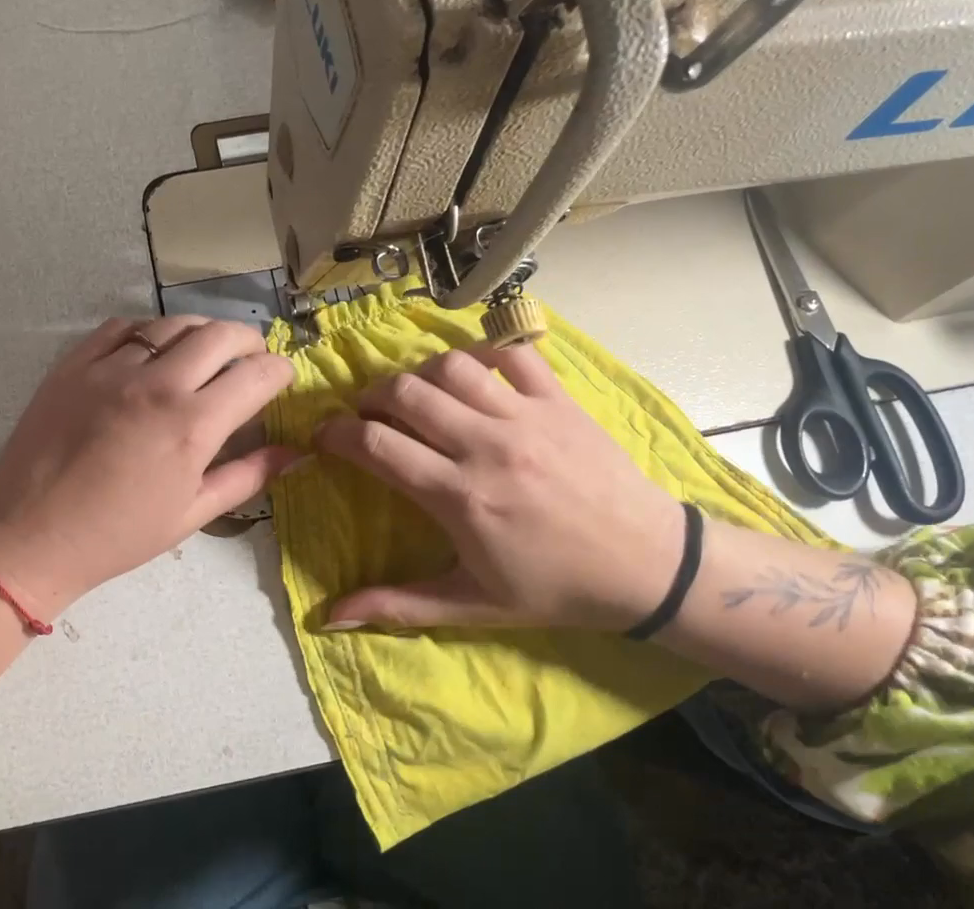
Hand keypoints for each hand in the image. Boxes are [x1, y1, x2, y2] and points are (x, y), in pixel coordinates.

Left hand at [0, 316, 298, 615]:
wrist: (28, 536)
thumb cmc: (115, 537)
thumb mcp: (190, 515)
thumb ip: (246, 477)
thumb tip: (293, 453)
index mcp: (191, 426)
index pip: (256, 374)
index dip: (281, 371)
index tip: (281, 378)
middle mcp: (156, 384)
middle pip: (220, 334)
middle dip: (248, 341)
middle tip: (249, 359)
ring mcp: (110, 368)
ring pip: (172, 323)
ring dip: (200, 332)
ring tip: (203, 353)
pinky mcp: (73, 363)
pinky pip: (121, 327)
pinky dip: (147, 332)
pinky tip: (149, 352)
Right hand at [315, 343, 684, 631]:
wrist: (648, 566)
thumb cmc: (554, 588)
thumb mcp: (472, 606)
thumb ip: (397, 606)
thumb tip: (329, 619)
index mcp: (459, 497)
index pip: (376, 445)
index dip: (336, 434)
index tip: (325, 437)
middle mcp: (486, 447)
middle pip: (405, 393)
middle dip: (371, 398)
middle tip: (369, 416)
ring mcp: (525, 417)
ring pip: (450, 367)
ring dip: (420, 376)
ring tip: (416, 397)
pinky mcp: (559, 401)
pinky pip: (511, 353)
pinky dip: (482, 355)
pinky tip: (471, 377)